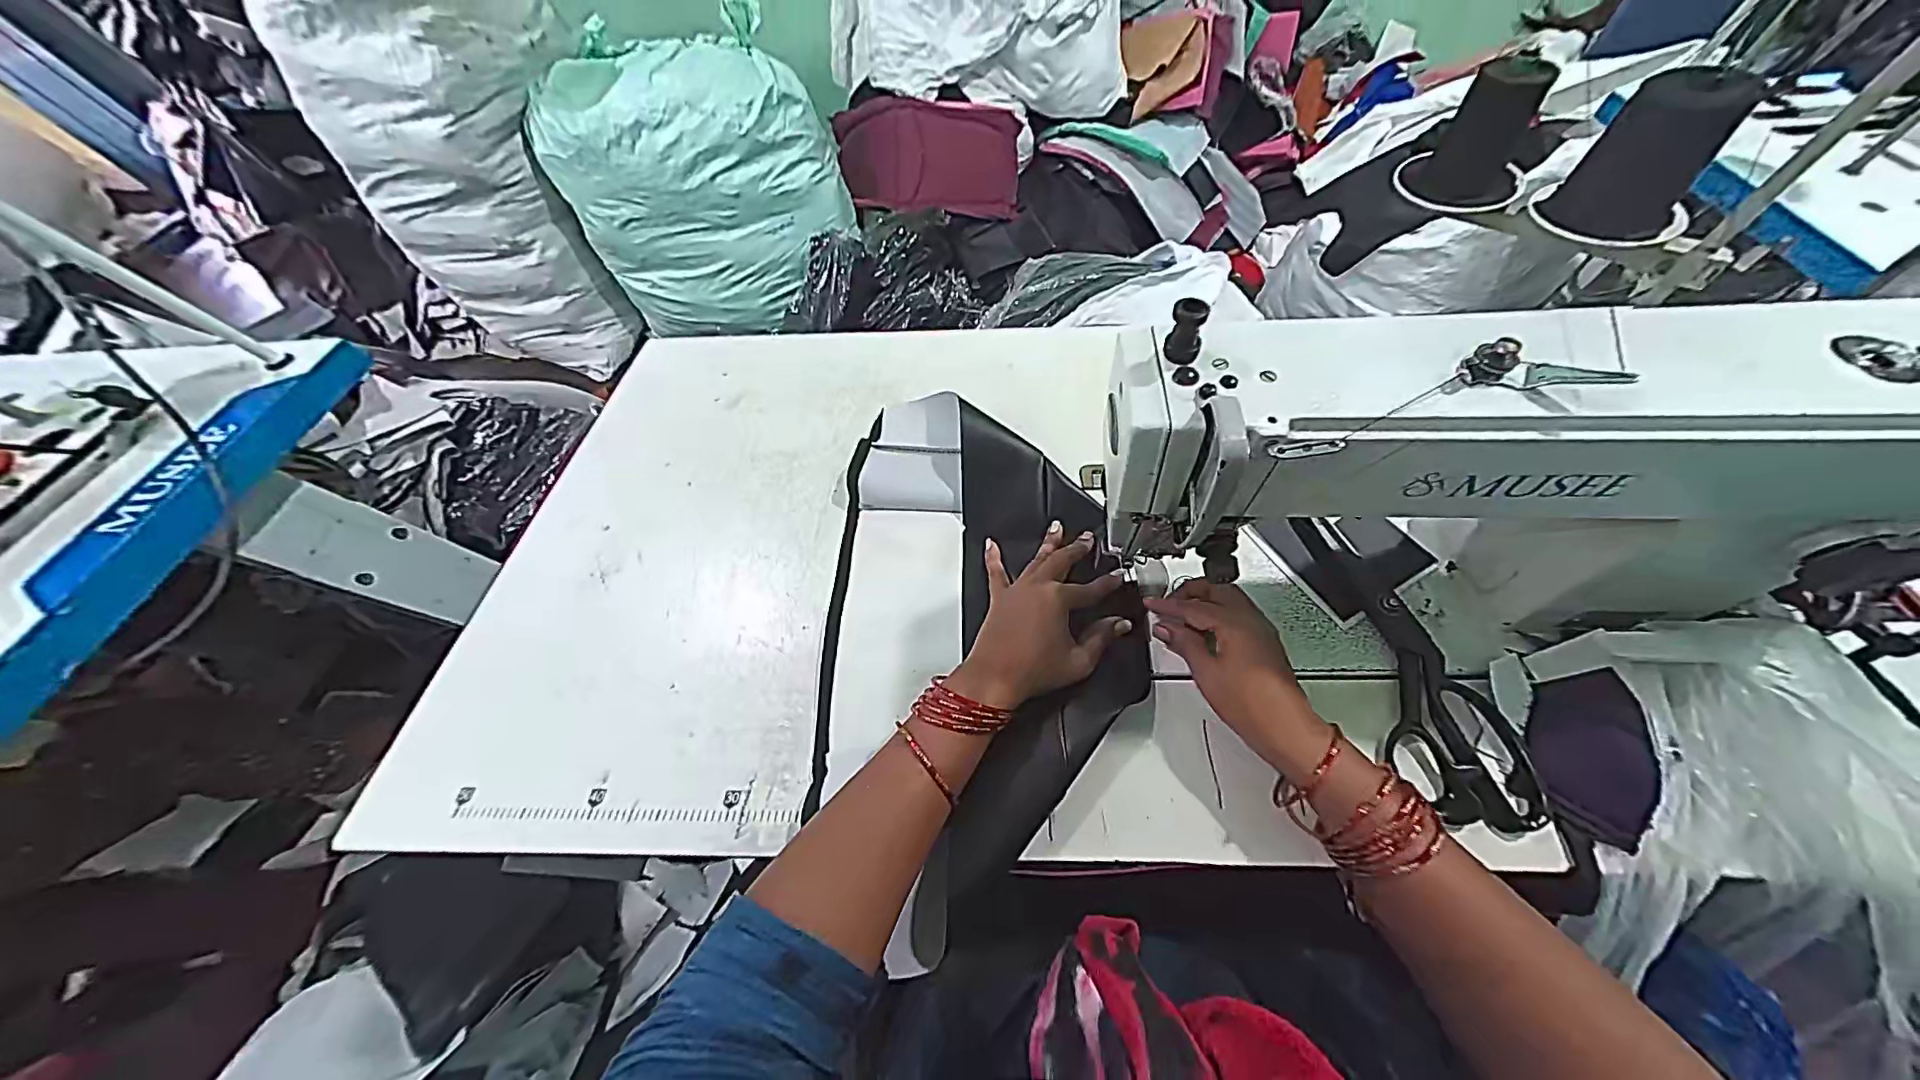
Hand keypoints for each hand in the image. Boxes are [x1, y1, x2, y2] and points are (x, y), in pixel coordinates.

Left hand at [946, 522, 1132, 710]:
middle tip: (1087, 539)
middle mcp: (1036, 588)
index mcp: (1058, 600)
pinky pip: (996, 572)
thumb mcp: (1078, 661)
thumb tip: (1116, 625)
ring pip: (1035, 559)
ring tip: (1056, 529)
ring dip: (1048, 543)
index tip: (1117, 576)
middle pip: (1062, 561)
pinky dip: (994, 557)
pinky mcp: (999, 599)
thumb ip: (1101, 639)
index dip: (1108, 582)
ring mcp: (1016, 591)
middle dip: (1078, 548)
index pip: (1091, 589)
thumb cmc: (1031, 671)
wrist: (994, 678)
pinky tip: (992, 545)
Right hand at [1144, 580, 1322, 760]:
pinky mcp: (1264, 642)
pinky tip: (1203, 630)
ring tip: (1180, 617)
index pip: (1193, 605)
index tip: (1152, 604)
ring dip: (1203, 601)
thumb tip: (1169, 628)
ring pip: (1228, 599)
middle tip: (1166, 604)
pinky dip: (1217, 614)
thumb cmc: (1253, 705)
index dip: (1167, 604)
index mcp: (1235, 623)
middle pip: (1215, 590)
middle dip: (1188, 593)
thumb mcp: (1206, 672)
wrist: (1284, 727)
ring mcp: (1261, 630)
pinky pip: (1238, 614)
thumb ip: (1185, 643)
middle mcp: (1252, 620)